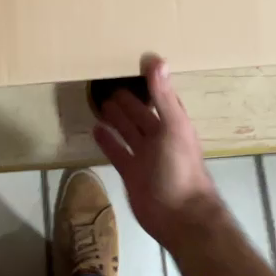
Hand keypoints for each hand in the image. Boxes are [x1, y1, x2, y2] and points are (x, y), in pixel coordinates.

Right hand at [92, 55, 224, 248]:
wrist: (180, 217)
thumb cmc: (180, 167)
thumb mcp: (173, 126)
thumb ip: (162, 95)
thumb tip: (156, 59)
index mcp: (174, 124)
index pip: (161, 98)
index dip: (150, 84)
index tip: (134, 65)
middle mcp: (159, 138)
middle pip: (141, 114)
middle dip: (128, 101)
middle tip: (108, 84)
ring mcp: (145, 156)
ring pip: (128, 132)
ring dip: (116, 118)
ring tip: (100, 102)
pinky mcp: (131, 173)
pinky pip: (117, 152)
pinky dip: (107, 141)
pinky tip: (95, 128)